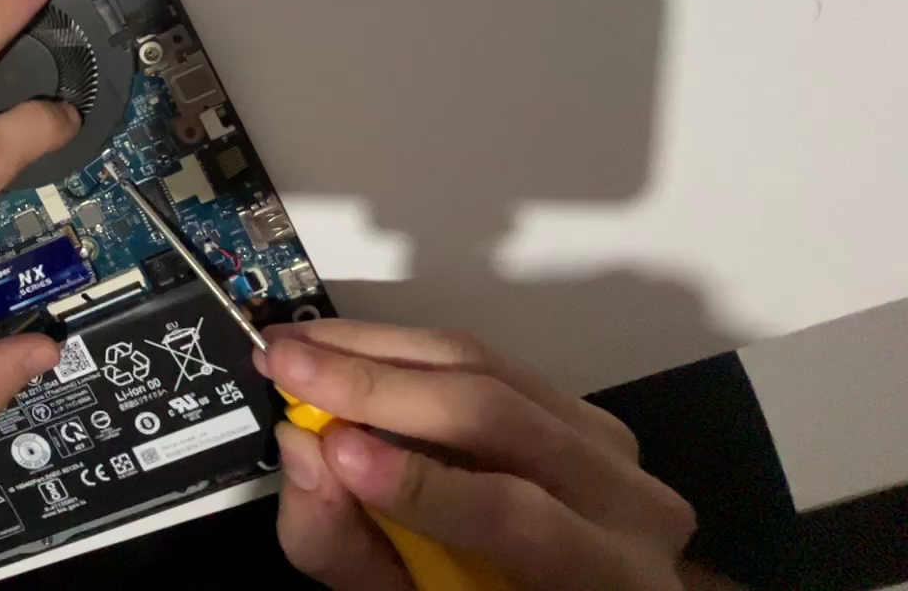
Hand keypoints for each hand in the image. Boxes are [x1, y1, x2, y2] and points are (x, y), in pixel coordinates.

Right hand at [258, 321, 696, 590]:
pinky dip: (387, 341)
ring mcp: (597, 435)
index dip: (422, 483)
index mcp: (605, 581)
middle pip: (493, 413)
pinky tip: (332, 343)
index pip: (523, 521)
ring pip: (475, 362)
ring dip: (366, 345)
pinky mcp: (557, 394)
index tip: (332, 448)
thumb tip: (300, 446)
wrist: (540, 579)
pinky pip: (466, 350)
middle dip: (371, 385)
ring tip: (292, 342)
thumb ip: (345, 545)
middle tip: (283, 363)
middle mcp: (624, 499)